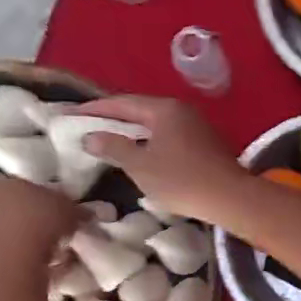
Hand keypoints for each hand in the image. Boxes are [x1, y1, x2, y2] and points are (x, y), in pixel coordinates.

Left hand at [0, 175, 81, 271]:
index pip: (15, 183)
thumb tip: (89, 211)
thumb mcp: (70, 210)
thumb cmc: (39, 224)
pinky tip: (25, 266)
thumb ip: (76, 208)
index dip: (34, 195)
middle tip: (44, 229)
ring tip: (37, 252)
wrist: (11, 265)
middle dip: (20, 217)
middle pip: (1, 207)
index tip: (50, 208)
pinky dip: (5, 258)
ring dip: (11, 239)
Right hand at [71, 96, 246, 221]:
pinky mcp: (205, 143)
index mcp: (164, 109)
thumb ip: (114, 148)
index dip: (94, 109)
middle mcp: (181, 110)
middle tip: (86, 124)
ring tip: (109, 138)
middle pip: (140, 109)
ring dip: (132, 130)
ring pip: (156, 123)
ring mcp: (197, 125)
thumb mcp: (140, 166)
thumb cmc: (182, 180)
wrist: (230, 197)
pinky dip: (150, 140)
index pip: (122, 102)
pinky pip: (169, 135)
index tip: (69, 114)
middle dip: (113, 117)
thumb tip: (91, 136)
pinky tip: (140, 152)